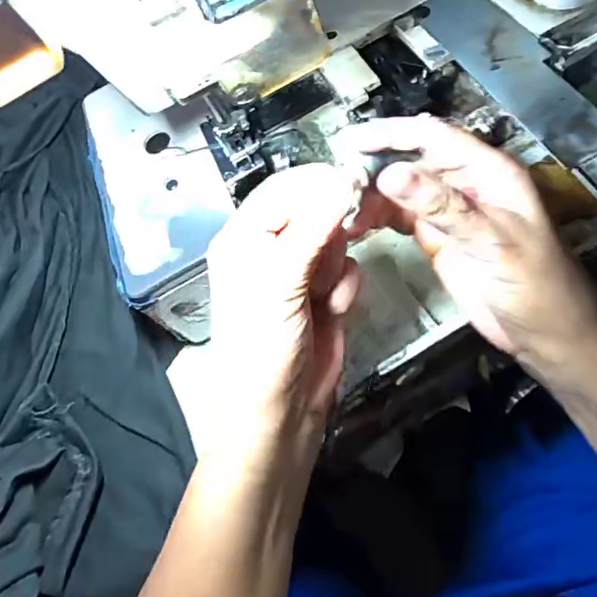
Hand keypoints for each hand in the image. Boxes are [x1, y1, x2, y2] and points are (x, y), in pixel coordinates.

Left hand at [202, 164, 361, 454]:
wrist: (280, 416)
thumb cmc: (261, 349)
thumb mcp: (280, 282)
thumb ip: (313, 228)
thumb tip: (342, 180)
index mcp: (244, 237)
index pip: (284, 188)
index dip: (318, 183)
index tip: (353, 183)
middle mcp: (270, 247)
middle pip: (316, 208)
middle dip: (331, 229)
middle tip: (341, 244)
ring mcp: (299, 269)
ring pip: (338, 237)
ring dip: (336, 265)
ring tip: (322, 295)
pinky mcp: (325, 291)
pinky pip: (349, 267)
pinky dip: (346, 287)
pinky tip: (333, 312)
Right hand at [341, 117, 596, 376]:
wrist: (550, 337)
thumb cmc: (537, 286)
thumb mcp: (492, 243)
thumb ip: (443, 207)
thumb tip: (390, 173)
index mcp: (489, 171)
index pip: (434, 137)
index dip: (392, 134)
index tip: (352, 140)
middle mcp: (467, 182)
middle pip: (412, 158)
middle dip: (375, 163)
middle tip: (336, 177)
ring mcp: (450, 209)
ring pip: (402, 187)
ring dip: (372, 193)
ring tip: (342, 207)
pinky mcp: (437, 235)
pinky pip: (401, 215)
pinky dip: (378, 216)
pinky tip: (356, 224)